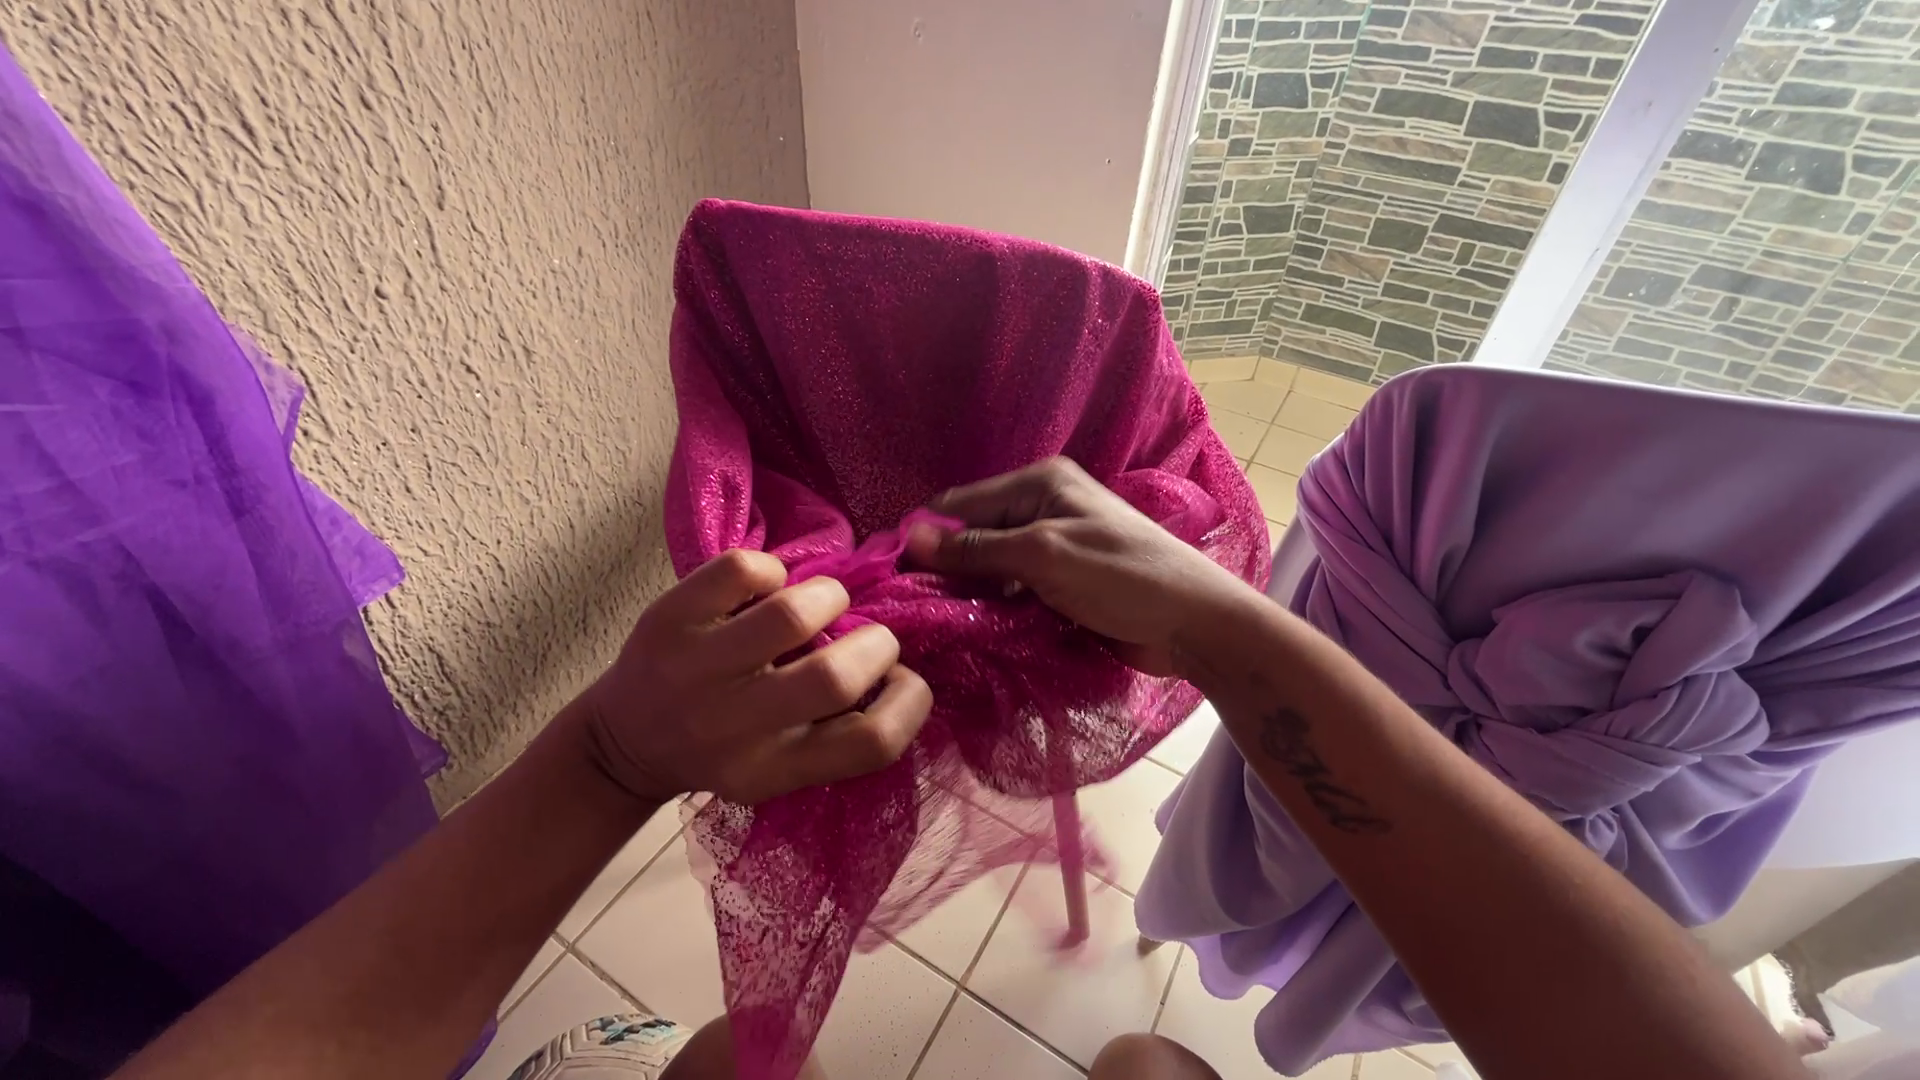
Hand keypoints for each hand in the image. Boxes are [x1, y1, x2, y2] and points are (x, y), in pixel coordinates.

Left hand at [579, 550, 932, 804]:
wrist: (622, 742)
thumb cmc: (722, 748)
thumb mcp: (781, 765)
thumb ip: (836, 728)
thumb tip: (893, 662)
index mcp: (773, 770)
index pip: (871, 743)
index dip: (909, 702)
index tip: (900, 679)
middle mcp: (733, 727)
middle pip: (836, 676)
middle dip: (874, 642)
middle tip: (865, 635)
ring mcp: (695, 670)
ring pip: (792, 613)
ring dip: (828, 598)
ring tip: (821, 604)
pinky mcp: (668, 620)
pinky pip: (744, 570)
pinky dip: (771, 570)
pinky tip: (766, 589)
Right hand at [905, 458, 1254, 675]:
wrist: (1194, 624)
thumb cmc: (1123, 577)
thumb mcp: (1044, 556)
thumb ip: (976, 548)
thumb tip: (910, 538)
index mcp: (1039, 483)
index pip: (960, 504)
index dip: (925, 538)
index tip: (891, 578)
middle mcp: (1042, 507)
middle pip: (973, 536)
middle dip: (947, 568)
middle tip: (915, 610)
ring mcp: (1053, 547)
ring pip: (990, 567)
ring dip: (970, 593)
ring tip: (941, 624)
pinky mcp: (1061, 583)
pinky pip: (1012, 590)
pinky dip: (995, 607)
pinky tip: (976, 629)